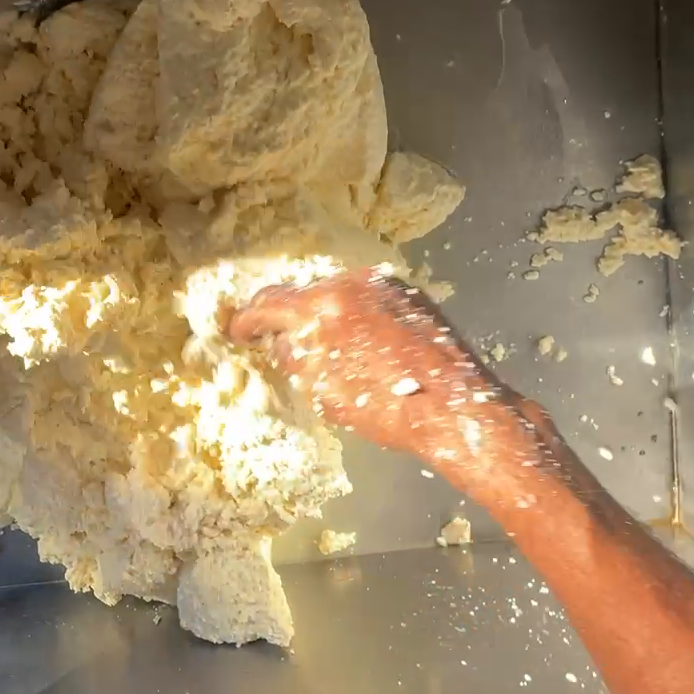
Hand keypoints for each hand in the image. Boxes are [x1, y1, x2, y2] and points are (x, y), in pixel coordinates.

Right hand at [227, 270, 554, 500]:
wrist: (457, 408)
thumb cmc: (384, 408)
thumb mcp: (322, 391)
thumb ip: (292, 358)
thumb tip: (280, 342)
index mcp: (320, 308)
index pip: (267, 304)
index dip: (246, 320)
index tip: (237, 332)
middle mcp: (348, 284)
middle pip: (300, 293)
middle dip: (284, 316)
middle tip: (276, 337)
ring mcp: (381, 284)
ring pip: (333, 292)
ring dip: (320, 313)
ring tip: (322, 342)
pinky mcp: (408, 293)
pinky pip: (364, 296)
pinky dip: (351, 312)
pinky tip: (358, 339)